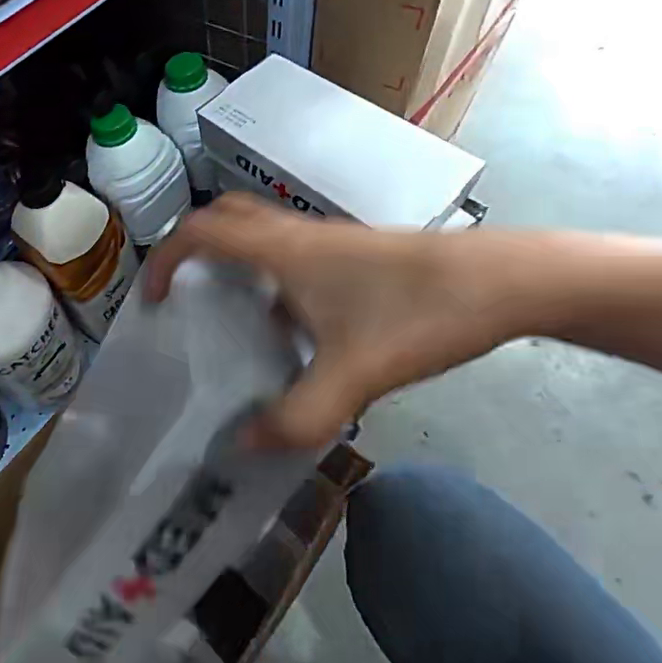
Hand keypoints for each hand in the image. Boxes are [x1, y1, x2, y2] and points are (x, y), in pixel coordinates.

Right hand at [144, 194, 550, 446]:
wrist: (507, 282)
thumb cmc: (419, 315)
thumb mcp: (353, 376)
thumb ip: (296, 417)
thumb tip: (241, 446)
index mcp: (281, 251)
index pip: (200, 231)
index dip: (164, 258)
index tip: (154, 296)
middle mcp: (298, 236)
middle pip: (226, 216)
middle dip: (193, 246)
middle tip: (185, 289)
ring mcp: (330, 243)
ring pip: (261, 233)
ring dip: (234, 260)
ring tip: (229, 313)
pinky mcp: (355, 255)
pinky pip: (292, 254)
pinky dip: (272, 278)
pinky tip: (293, 331)